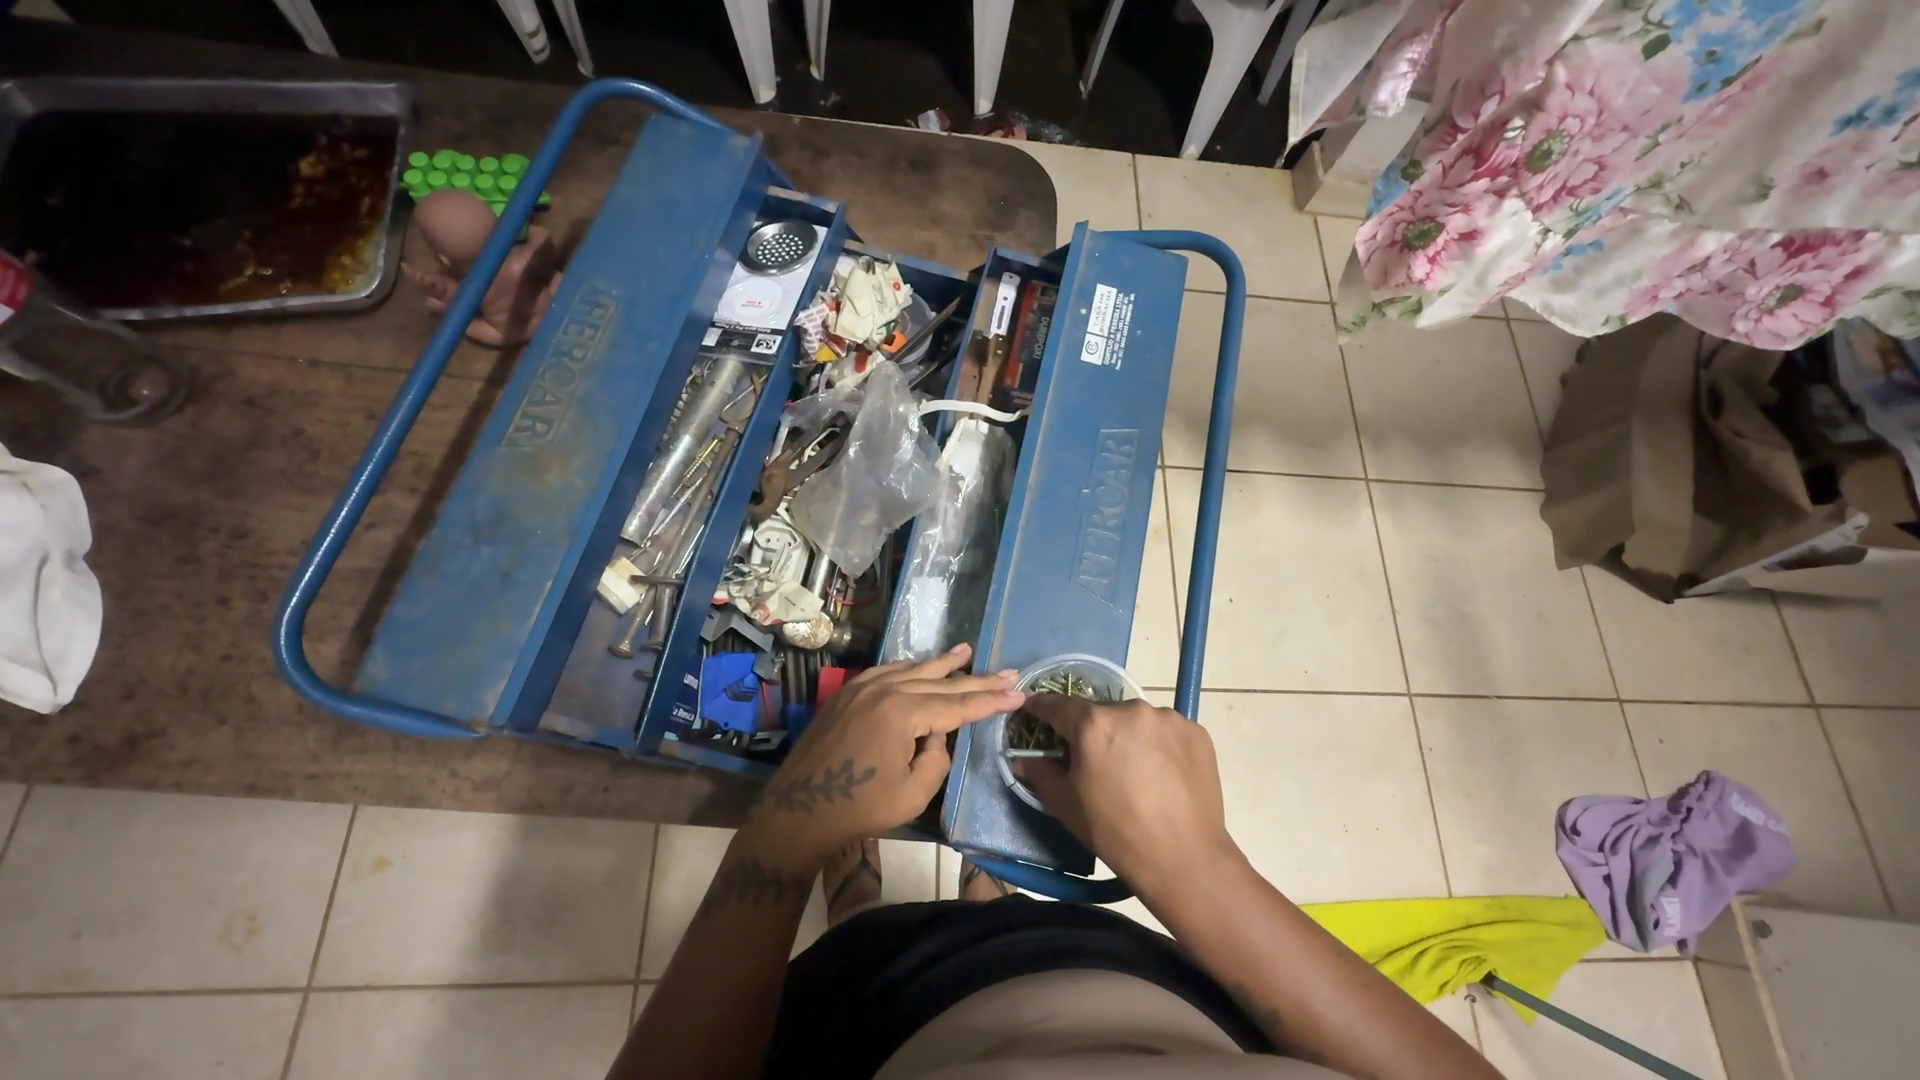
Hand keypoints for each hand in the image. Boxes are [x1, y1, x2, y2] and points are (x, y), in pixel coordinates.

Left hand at [742, 644, 1021, 869]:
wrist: (798, 811)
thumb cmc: (859, 808)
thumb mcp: (914, 793)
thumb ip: (937, 758)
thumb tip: (936, 735)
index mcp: (903, 712)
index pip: (957, 704)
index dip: (990, 701)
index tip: (1019, 693)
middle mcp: (884, 690)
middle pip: (939, 682)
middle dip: (976, 679)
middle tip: (1007, 671)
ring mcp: (861, 688)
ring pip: (911, 670)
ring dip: (942, 664)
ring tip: (967, 651)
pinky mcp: (846, 695)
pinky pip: (885, 672)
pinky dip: (908, 668)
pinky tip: (919, 666)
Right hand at [1013, 696, 1243, 898]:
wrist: (1183, 858)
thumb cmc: (1115, 831)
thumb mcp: (1066, 805)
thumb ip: (1040, 774)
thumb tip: (1024, 760)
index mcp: (1093, 724)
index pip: (1058, 705)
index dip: (1042, 707)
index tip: (1033, 708)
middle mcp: (1131, 709)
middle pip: (1102, 713)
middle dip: (1094, 732)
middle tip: (1096, 762)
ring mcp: (1169, 719)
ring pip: (1137, 721)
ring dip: (1130, 737)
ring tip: (1136, 772)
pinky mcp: (1197, 733)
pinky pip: (1167, 731)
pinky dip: (1160, 745)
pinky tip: (1163, 775)